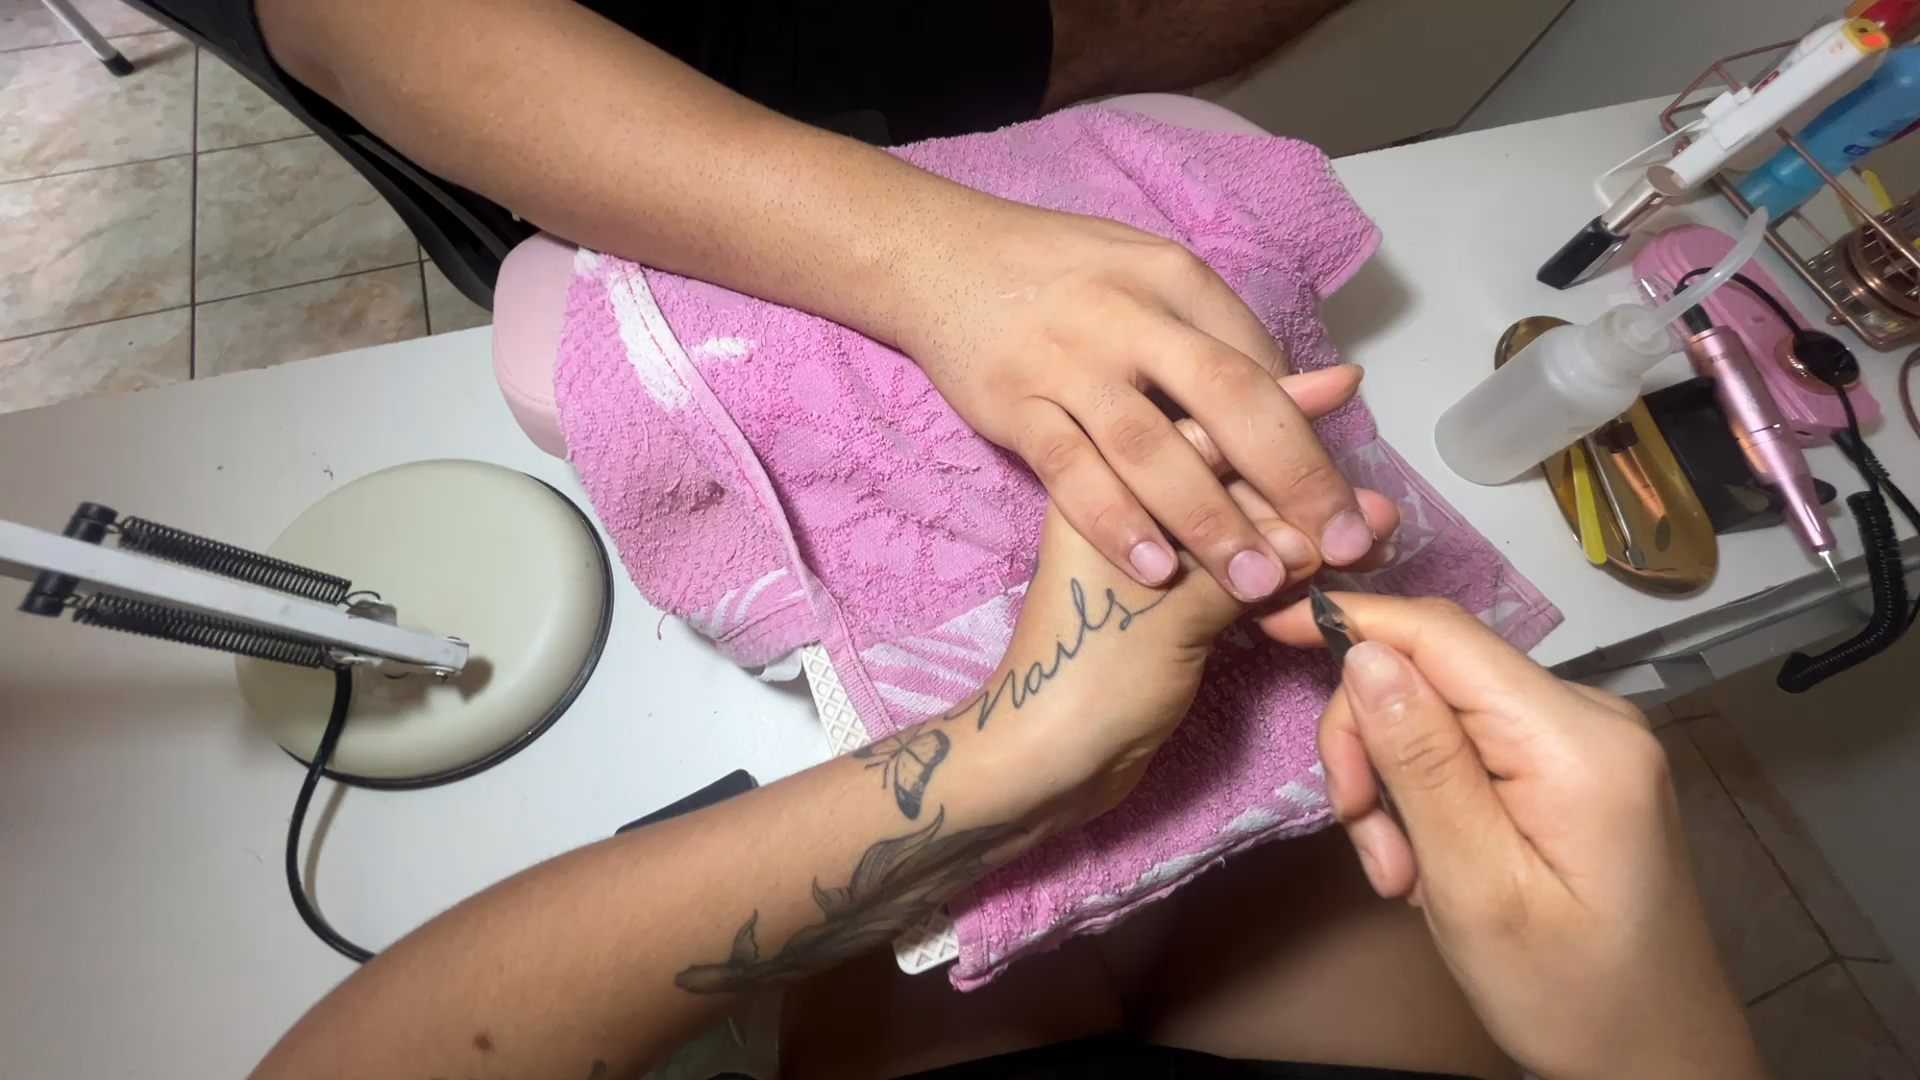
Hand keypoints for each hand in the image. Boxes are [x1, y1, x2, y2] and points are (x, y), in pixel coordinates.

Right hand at [879, 200, 1392, 601]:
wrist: (942, 254)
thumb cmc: (1052, 269)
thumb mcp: (1141, 273)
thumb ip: (1205, 329)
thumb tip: (1290, 389)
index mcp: (1174, 279)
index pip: (1258, 363)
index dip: (1308, 437)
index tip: (1340, 500)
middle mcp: (1129, 317)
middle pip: (1228, 399)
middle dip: (1293, 476)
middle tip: (1342, 545)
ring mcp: (1068, 361)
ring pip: (1148, 444)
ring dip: (1208, 515)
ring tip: (1257, 578)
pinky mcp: (1015, 403)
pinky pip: (1070, 468)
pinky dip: (1113, 518)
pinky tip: (1153, 566)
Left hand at [980, 367, 1399, 832]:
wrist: (1046, 761)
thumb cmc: (1091, 677)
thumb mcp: (1168, 613)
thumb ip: (1245, 567)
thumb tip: (1326, 533)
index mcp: (1104, 493)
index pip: (1198, 436)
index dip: (1271, 413)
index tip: (1341, 387)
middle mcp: (1128, 514)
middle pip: (1226, 481)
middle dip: (1302, 489)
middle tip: (1377, 505)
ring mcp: (1151, 560)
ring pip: (1236, 529)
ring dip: (1301, 534)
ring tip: (1377, 536)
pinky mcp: (1168, 605)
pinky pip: (1232, 572)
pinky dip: (1280, 573)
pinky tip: (1330, 570)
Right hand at [1265, 596, 1765, 1079]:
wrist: (1656, 1066)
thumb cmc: (1567, 994)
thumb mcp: (1474, 884)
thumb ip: (1420, 761)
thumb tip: (1365, 653)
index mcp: (1574, 740)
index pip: (1441, 636)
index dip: (1352, 619)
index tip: (1273, 627)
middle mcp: (1581, 715)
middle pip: (1426, 673)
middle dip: (1366, 740)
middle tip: (1356, 826)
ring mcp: (1571, 736)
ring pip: (1428, 709)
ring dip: (1385, 777)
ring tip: (1393, 865)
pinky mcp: (1554, 761)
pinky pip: (1452, 739)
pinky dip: (1412, 787)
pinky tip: (1418, 852)